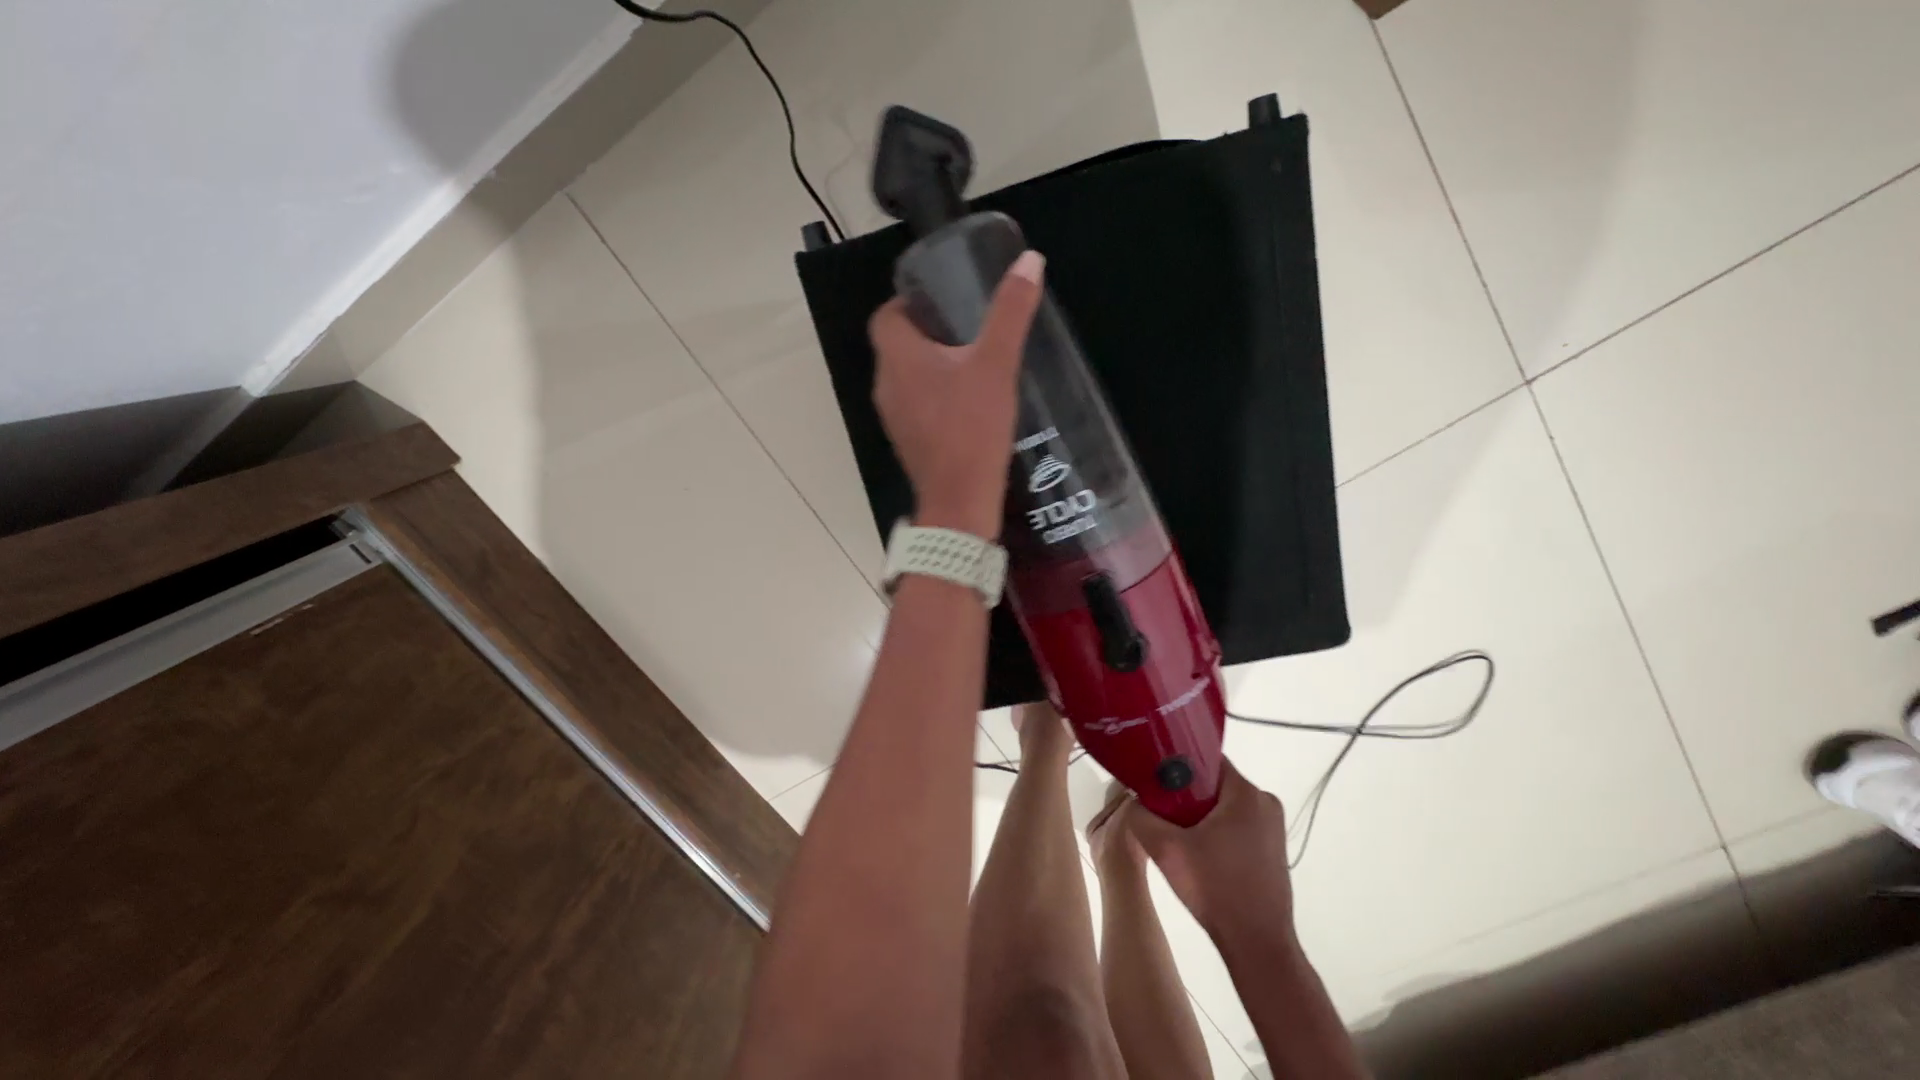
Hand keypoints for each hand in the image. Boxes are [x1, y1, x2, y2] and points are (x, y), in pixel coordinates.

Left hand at [868, 251, 1045, 538]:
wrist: (960, 501)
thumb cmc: (972, 427)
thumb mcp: (996, 364)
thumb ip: (1011, 312)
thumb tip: (1029, 260)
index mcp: (898, 357)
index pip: (887, 315)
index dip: (909, 302)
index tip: (943, 300)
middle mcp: (886, 384)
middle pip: (896, 345)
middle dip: (928, 332)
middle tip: (967, 325)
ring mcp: (894, 417)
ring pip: (906, 377)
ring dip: (932, 366)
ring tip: (972, 360)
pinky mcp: (908, 442)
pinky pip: (916, 405)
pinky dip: (935, 395)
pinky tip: (969, 401)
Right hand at [1125, 760, 1295, 941]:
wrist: (1257, 944)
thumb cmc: (1215, 889)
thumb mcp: (1166, 850)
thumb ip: (1141, 817)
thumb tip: (1133, 801)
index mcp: (1246, 793)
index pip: (1206, 760)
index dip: (1177, 766)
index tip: (1153, 780)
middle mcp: (1265, 803)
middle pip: (1214, 785)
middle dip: (1185, 795)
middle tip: (1159, 812)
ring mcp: (1273, 828)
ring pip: (1224, 808)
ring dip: (1199, 818)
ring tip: (1176, 838)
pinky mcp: (1272, 850)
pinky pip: (1237, 827)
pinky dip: (1216, 834)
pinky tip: (1198, 856)